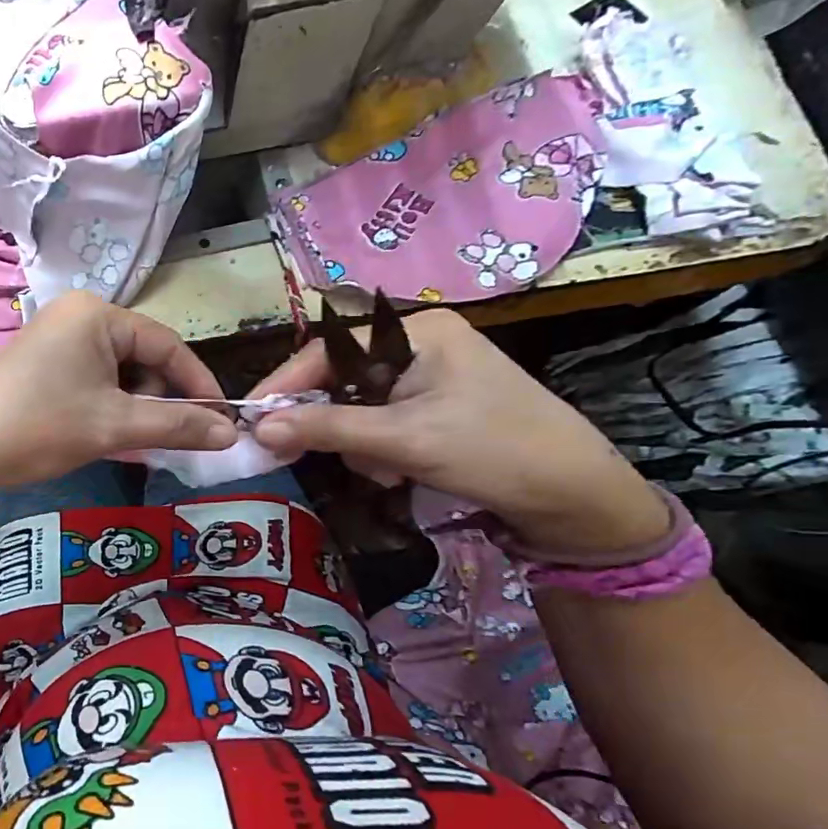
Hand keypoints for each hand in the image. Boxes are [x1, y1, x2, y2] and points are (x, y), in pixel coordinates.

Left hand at [0, 293, 236, 497]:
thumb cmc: (37, 427)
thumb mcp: (113, 426)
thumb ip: (177, 426)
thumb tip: (230, 434)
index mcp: (98, 314)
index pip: (169, 344)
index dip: (199, 385)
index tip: (222, 422)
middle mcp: (77, 315)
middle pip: (142, 357)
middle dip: (161, 400)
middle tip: (172, 440)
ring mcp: (54, 339)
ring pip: (117, 373)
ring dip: (134, 409)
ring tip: (135, 445)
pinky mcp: (39, 364)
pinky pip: (91, 381)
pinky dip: (107, 409)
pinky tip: (105, 437)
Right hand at [250, 308, 669, 555]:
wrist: (576, 497)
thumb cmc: (495, 451)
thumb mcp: (405, 439)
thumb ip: (330, 429)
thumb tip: (260, 427)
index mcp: (416, 331)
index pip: (329, 351)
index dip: (285, 384)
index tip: (252, 418)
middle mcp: (418, 344)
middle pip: (340, 381)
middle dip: (334, 426)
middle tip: (323, 458)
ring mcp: (428, 376)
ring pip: (357, 409)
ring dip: (360, 446)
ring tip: (390, 472)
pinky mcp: (434, 407)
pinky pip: (380, 424)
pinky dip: (380, 452)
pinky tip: (403, 473)